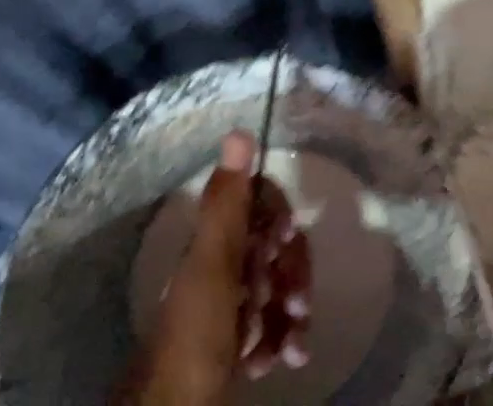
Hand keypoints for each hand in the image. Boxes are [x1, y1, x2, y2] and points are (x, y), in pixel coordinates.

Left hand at [124, 131, 312, 405]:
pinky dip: (281, 339)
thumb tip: (236, 132)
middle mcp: (220, 265)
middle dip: (291, 274)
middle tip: (295, 304)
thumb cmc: (196, 335)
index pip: (257, 201)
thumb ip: (229, 204)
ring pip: (278, 288)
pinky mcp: (236, 337)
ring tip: (290, 346)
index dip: (279, 216)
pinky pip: (272, 324)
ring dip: (291, 313)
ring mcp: (228, 303)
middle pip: (275, 247)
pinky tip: (280, 360)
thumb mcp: (214, 267)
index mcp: (213, 241)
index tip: (286, 239)